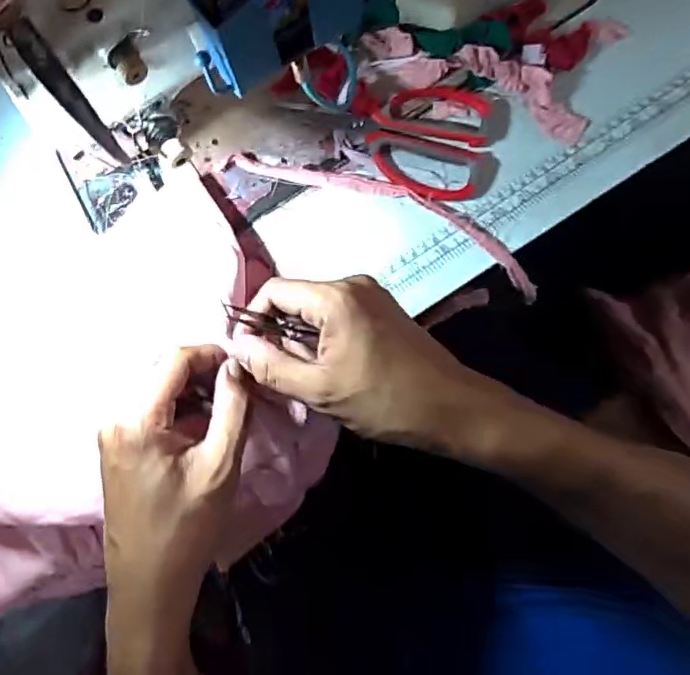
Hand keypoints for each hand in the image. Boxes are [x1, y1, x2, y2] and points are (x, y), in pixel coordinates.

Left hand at [99, 345, 250, 674]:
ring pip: (157, 385)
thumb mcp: (219, 465)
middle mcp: (115, 416)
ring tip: (225, 404)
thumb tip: (237, 364)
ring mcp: (112, 430)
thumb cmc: (186, 528)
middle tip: (236, 385)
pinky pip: (149, 406)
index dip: (211, 353)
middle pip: (162, 367)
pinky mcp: (116, 444)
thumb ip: (233, 406)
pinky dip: (178, 405)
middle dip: (202, 369)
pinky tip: (203, 423)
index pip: (175, 358)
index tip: (240, 365)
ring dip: (191, 387)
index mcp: (136, 419)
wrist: (147, 587)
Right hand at [225, 276, 506, 450]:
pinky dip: (322, 337)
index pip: (274, 290)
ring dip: (300, 338)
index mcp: (335, 296)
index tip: (247, 354)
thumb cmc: (385, 400)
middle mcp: (352, 283)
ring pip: (314, 308)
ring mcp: (370, 293)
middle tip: (273, 373)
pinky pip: (337, 314)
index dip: (252, 320)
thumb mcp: (321, 390)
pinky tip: (328, 368)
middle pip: (295, 298)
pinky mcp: (381, 307)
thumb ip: (272, 366)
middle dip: (277, 332)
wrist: (451, 406)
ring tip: (302, 377)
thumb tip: (237, 346)